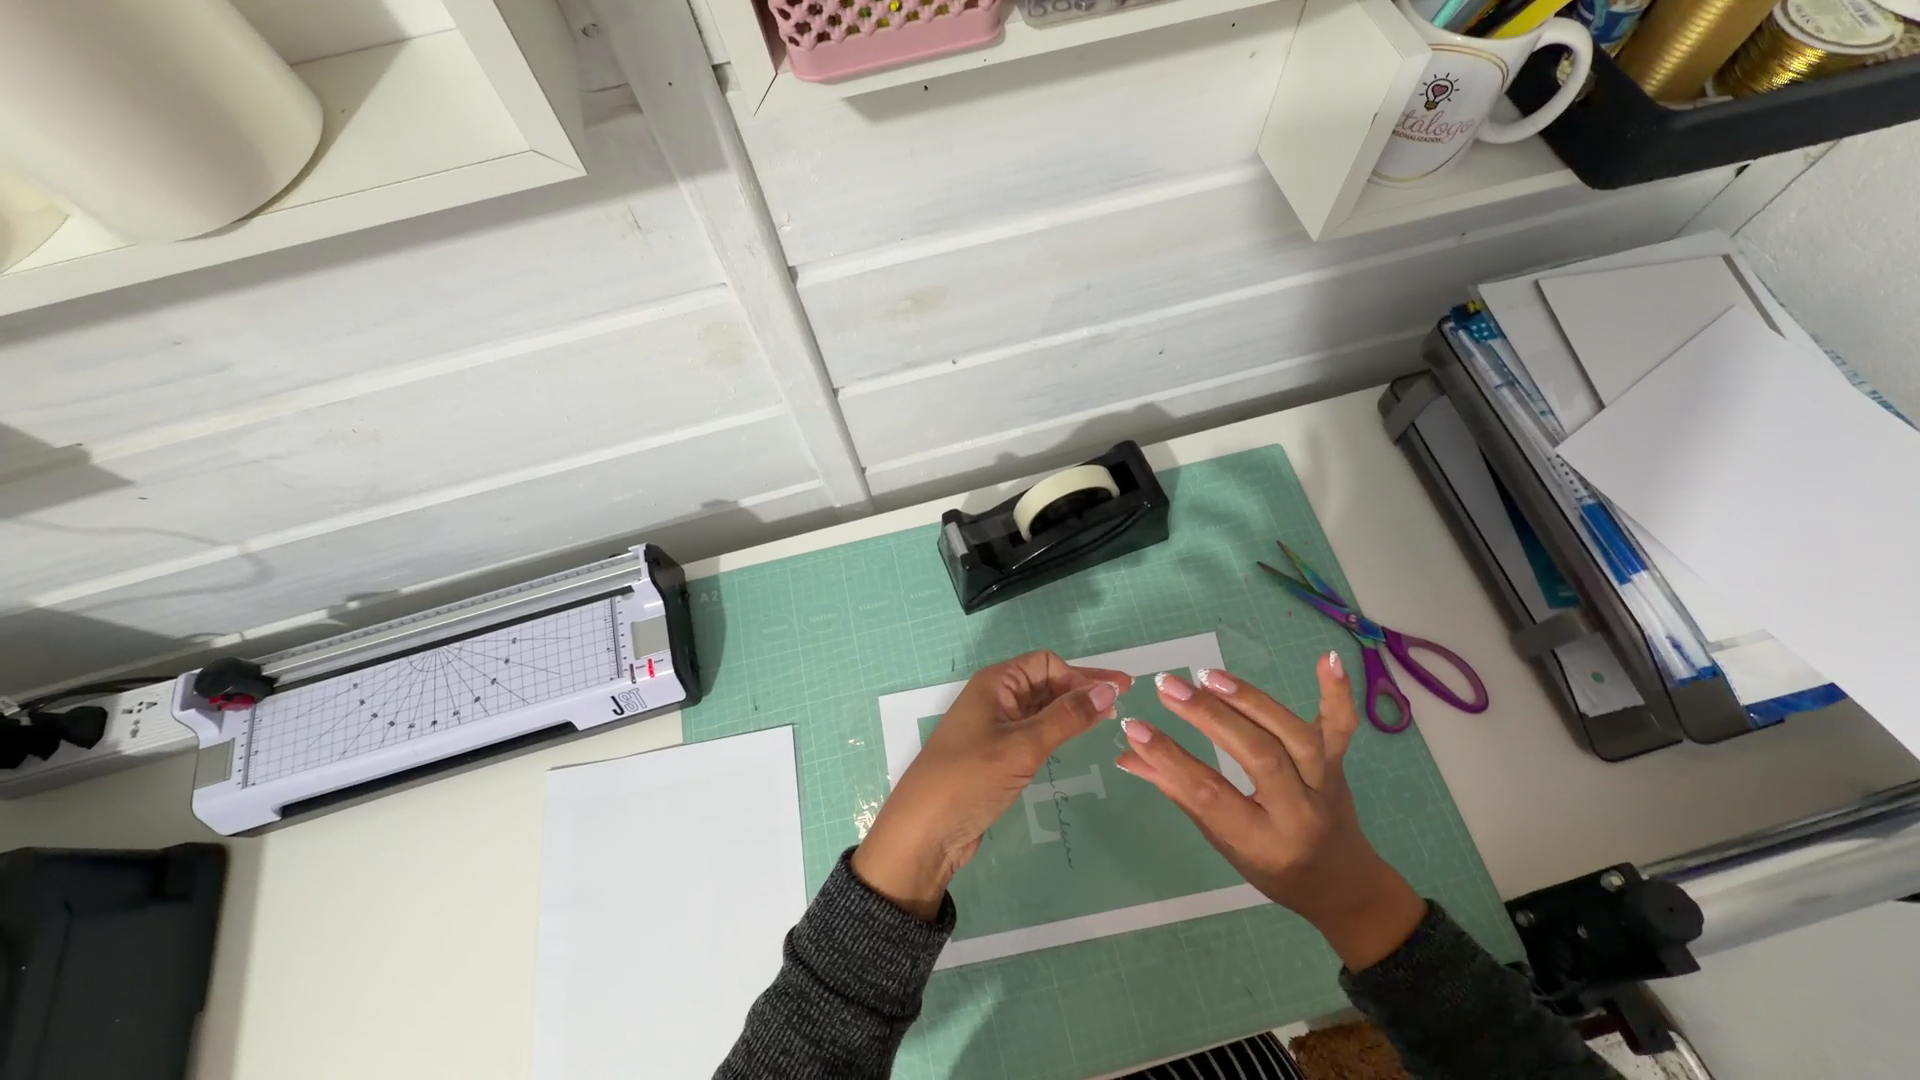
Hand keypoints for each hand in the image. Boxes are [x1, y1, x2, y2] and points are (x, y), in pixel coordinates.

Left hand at [853, 651, 1130, 918]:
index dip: (1081, 675)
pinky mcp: (996, 756)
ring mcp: (994, 728)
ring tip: (1107, 718)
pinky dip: (1057, 731)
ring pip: (1041, 708)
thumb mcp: (1023, 746)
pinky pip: (1033, 732)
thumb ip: (1067, 717)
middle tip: (1124, 698)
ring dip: (1071, 709)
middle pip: (1046, 682)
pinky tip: (1076, 739)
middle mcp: (995, 699)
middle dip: (1082, 688)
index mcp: (995, 684)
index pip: (1046, 664)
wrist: (926, 832)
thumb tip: (1107, 691)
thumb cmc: (970, 779)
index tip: (1117, 693)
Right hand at [1117, 652, 1425, 969]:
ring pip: (1293, 735)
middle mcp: (1298, 812)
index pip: (1209, 793)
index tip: (1133, 726)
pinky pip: (1342, 726)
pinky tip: (1328, 658)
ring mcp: (1325, 784)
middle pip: (1258, 755)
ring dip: (1250, 701)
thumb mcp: (1221, 842)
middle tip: (1168, 687)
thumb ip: (1178, 793)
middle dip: (1209, 717)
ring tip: (1208, 676)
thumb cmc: (1272, 868)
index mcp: (1262, 841)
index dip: (1168, 758)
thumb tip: (1128, 754)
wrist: (1344, 884)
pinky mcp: (1340, 763)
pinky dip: (1337, 692)